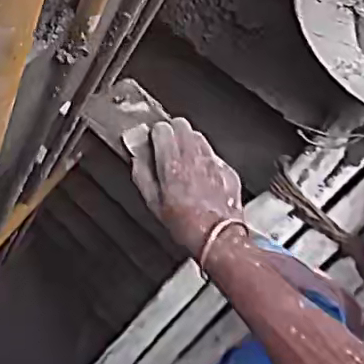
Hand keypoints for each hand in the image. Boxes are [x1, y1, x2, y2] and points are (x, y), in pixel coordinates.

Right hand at [126, 118, 244, 258]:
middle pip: (182, 125)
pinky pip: (214, 154)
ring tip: (184, 156)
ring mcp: (213, 162)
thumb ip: (141, 173)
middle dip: (173, 130)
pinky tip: (202, 172)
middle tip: (168, 143)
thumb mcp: (152, 201)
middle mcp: (193, 157)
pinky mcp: (228, 171)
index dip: (155, 132)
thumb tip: (136, 156)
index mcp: (171, 163)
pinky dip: (206, 158)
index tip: (153, 140)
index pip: (162, 128)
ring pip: (199, 136)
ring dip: (189, 141)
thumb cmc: (185, 223)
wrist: (219, 238)